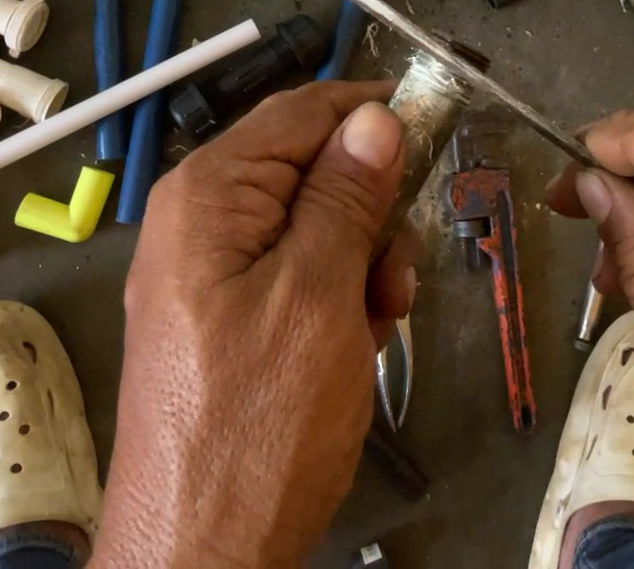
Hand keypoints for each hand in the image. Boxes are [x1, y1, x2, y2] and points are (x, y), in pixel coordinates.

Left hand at [93, 81, 419, 568]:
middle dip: (367, 210)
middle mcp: (202, 217)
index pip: (298, 112)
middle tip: (396, 272)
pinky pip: (301, 271)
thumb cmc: (259, 421)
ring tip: (376, 322)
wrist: (200, 554)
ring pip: (316, 224)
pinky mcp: (230, 311)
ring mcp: (213, 267)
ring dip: (362, 261)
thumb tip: (376, 118)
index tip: (434, 118)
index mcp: (208, 193)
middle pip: (309, 169)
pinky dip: (340, 295)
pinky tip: (353, 343)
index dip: (367, 109)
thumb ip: (345, 197)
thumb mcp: (317, 295)